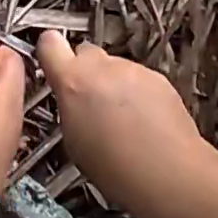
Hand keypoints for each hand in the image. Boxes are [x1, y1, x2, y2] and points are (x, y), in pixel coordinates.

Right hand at [35, 31, 217, 217]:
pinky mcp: (157, 77)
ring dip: (113, 84)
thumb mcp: (72, 140)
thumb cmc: (115, 167)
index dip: (49, 51)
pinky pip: (138, 77)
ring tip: (121, 119)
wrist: (168, 174)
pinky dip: (137, 92)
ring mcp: (131, 69)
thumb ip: (68, 106)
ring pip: (114, 67)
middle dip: (85, 72)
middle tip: (89, 101)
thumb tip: (70, 100)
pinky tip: (143, 121)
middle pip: (85, 53)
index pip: (49, 43)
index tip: (52, 63)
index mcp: (72, 80)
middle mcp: (102, 67)